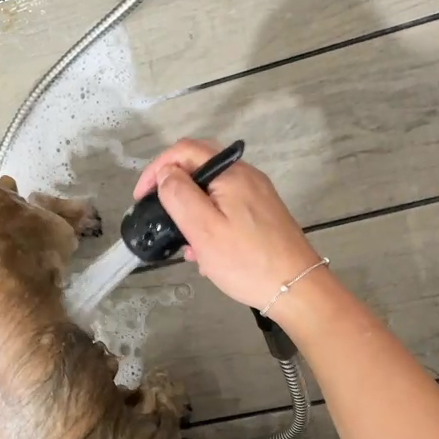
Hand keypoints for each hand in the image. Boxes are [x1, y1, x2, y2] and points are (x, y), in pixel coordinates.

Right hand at [134, 138, 324, 310]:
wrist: (297, 288)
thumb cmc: (246, 261)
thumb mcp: (202, 229)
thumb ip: (179, 195)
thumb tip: (165, 174)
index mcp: (231, 173)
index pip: (184, 150)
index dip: (157, 168)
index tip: (141, 197)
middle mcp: (246, 176)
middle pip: (199, 166)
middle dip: (174, 188)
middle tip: (158, 214)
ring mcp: (257, 194)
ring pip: (212, 190)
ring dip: (191, 210)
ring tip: (183, 242)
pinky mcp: (262, 213)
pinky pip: (227, 207)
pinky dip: (209, 221)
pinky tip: (206, 251)